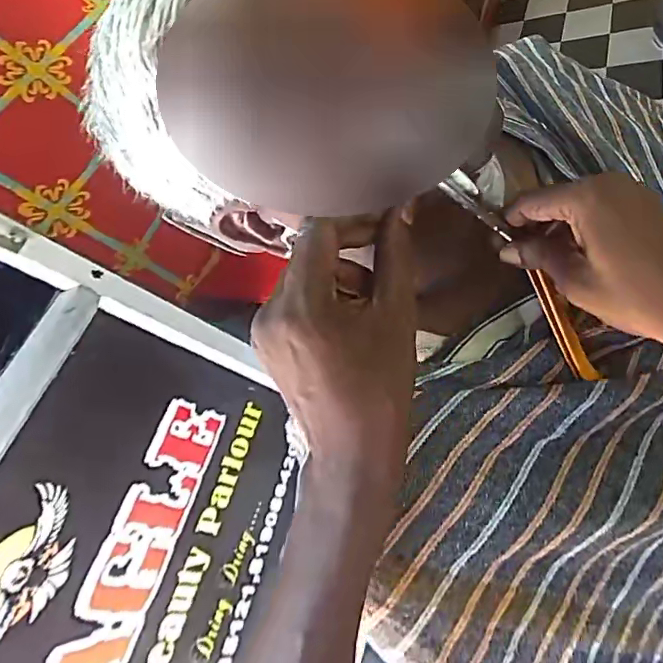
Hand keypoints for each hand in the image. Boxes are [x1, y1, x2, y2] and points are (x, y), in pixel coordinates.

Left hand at [251, 210, 418, 472]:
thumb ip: (394, 255)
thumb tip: (399, 211)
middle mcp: (270, 308)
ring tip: (371, 300)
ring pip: (303, 275)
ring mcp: (262, 326)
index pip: (319, 231)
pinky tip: (349, 319)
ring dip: (338, 274)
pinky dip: (322, 296)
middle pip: (309, 252)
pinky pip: (294, 299)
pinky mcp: (264, 340)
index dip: (355, 220)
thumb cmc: (381, 385)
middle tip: (384, 261)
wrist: (353, 451)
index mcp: (300, 303)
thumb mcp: (395, 313)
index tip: (384, 226)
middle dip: (349, 249)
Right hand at [497, 174, 662, 351]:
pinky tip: (581, 251)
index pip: (533, 200)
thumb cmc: (634, 296)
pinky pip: (602, 205)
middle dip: (537, 224)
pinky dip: (585, 223)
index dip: (511, 219)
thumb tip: (508, 249)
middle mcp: (606, 182)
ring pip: (579, 202)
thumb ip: (539, 257)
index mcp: (586, 197)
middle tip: (522, 254)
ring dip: (561, 225)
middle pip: (557, 198)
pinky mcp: (644, 202)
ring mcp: (629, 189)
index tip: (497, 239)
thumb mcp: (577, 281)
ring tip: (550, 258)